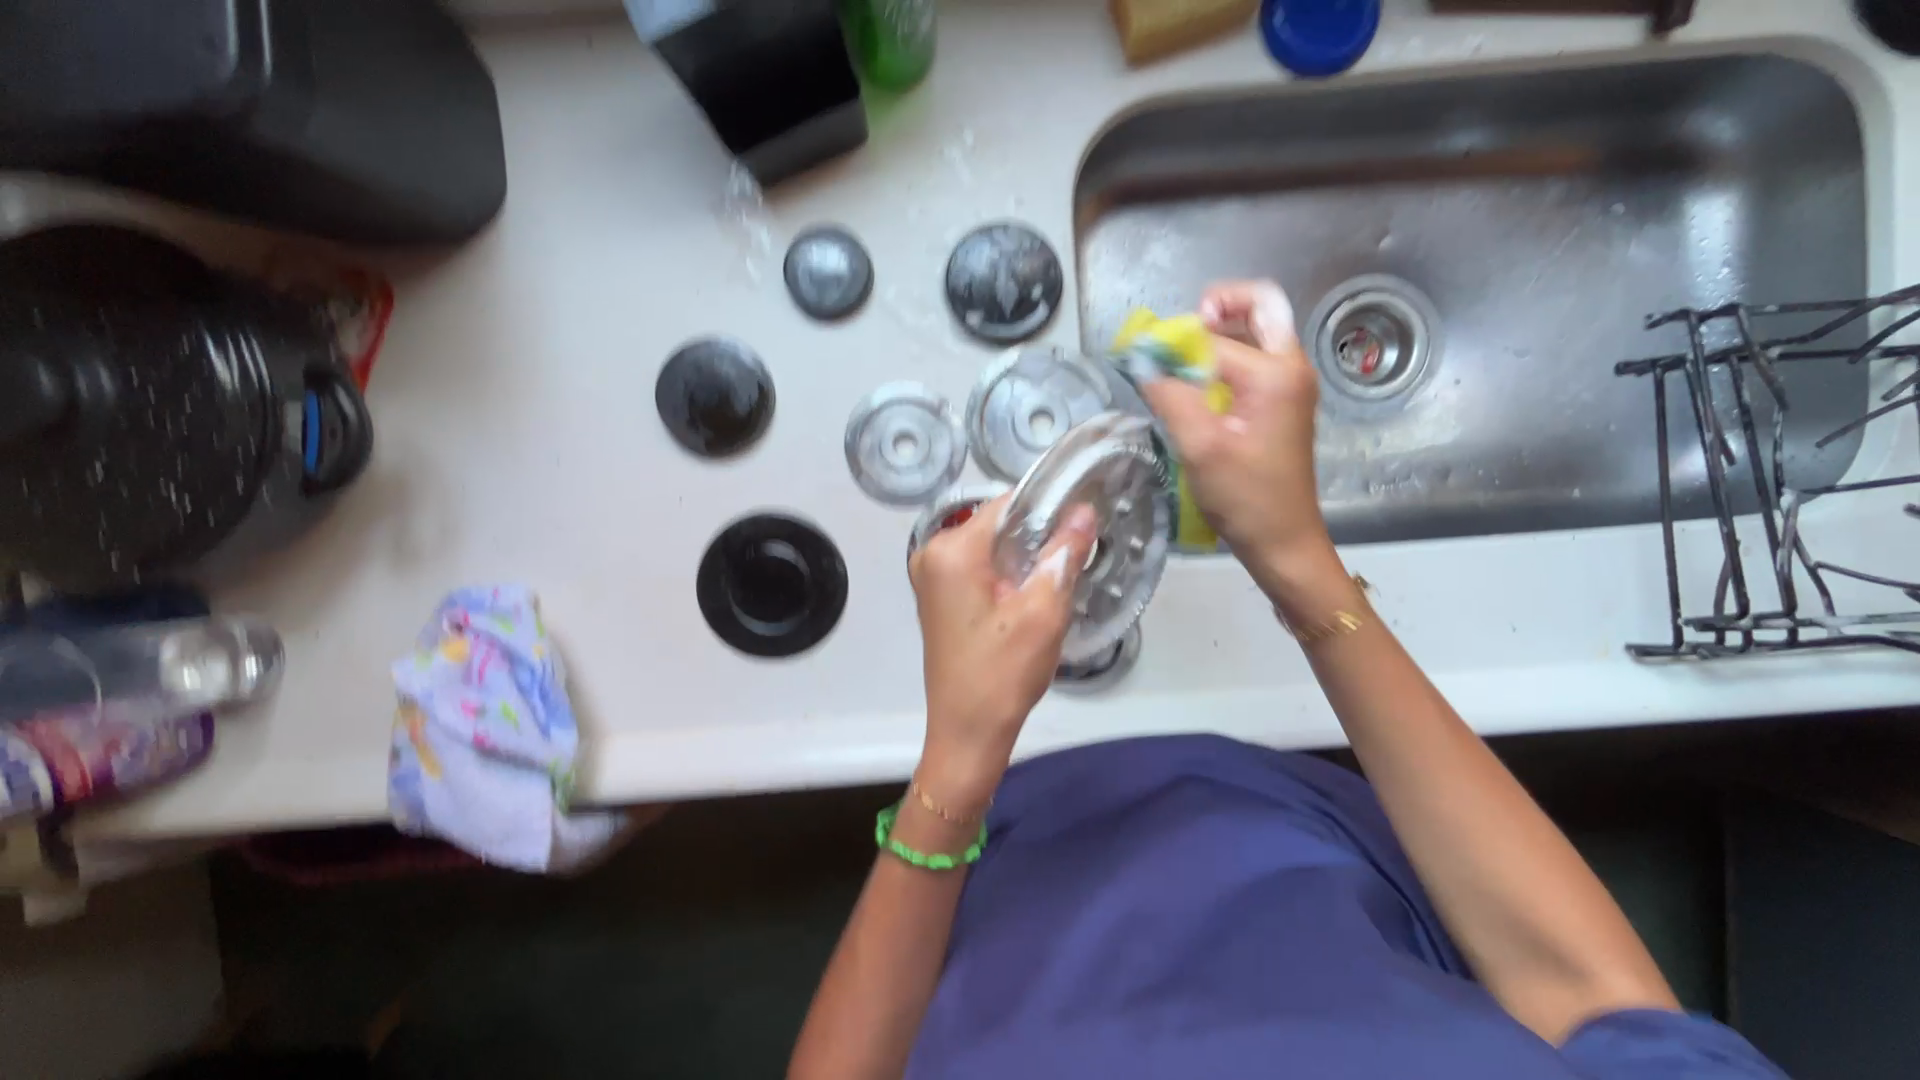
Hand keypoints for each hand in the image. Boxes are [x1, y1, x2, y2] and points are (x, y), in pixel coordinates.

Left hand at [908, 496, 1096, 811]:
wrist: (967, 732)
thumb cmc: (1003, 673)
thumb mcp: (1044, 610)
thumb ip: (1064, 553)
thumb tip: (1085, 510)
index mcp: (950, 550)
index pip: (1008, 504)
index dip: (1049, 505)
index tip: (1086, 513)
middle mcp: (931, 553)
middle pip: (998, 525)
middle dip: (1038, 536)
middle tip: (1078, 553)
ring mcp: (931, 576)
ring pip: (992, 548)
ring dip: (1025, 558)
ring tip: (1061, 575)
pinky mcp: (939, 597)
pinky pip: (980, 569)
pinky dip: (1008, 574)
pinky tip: (1033, 594)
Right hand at [1138, 280, 1339, 598]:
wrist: (1283, 540)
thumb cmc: (1245, 498)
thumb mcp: (1199, 447)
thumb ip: (1169, 395)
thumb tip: (1141, 360)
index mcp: (1276, 372)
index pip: (1214, 337)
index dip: (1173, 343)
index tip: (1141, 361)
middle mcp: (1291, 367)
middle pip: (1258, 307)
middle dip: (1215, 310)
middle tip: (1178, 336)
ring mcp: (1290, 383)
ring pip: (1256, 331)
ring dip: (1217, 335)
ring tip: (1180, 363)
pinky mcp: (1281, 401)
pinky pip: (1254, 360)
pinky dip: (1224, 360)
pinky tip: (1197, 387)